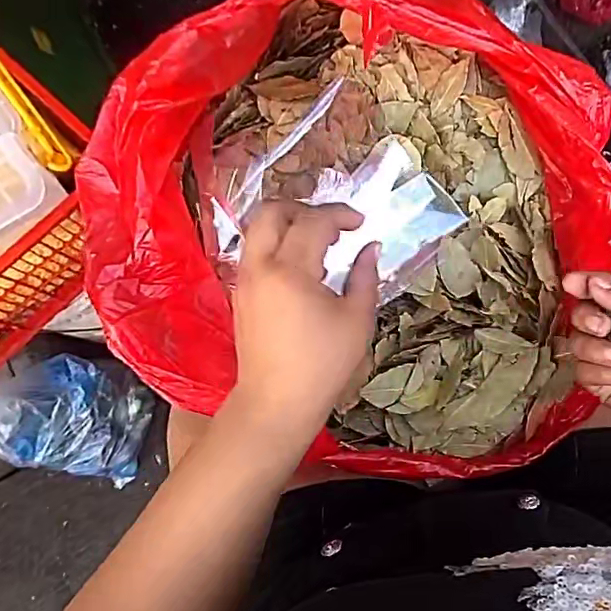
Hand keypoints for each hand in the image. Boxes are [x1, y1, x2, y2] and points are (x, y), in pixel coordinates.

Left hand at [228, 202, 379, 434]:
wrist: (277, 402)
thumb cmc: (324, 365)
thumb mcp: (357, 321)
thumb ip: (365, 277)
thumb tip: (370, 249)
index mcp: (290, 270)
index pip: (313, 222)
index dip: (340, 215)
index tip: (362, 223)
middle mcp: (259, 267)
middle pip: (271, 212)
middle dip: (303, 208)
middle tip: (332, 225)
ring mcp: (244, 281)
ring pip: (256, 230)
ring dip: (286, 226)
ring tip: (317, 244)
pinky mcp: (239, 296)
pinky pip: (254, 254)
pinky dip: (276, 247)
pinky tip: (301, 269)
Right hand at [559, 272, 610, 442]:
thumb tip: (594, 282)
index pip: (608, 287)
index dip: (587, 282)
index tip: (570, 283)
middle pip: (585, 313)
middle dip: (587, 318)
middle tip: (603, 328)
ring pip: (579, 343)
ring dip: (595, 350)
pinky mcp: (604, 383)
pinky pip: (582, 371)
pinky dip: (600, 374)